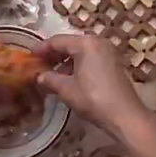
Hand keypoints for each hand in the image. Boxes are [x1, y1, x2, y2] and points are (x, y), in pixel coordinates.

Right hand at [35, 34, 153, 141]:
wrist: (126, 116)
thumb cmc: (93, 99)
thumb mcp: (66, 89)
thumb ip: (49, 79)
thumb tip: (38, 77)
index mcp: (86, 43)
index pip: (57, 41)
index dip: (41, 49)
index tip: (30, 57)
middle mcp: (98, 42)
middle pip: (70, 44)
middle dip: (54, 54)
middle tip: (39, 65)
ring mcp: (108, 52)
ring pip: (81, 51)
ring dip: (65, 61)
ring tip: (52, 74)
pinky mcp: (114, 63)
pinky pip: (90, 58)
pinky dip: (78, 65)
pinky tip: (69, 78)